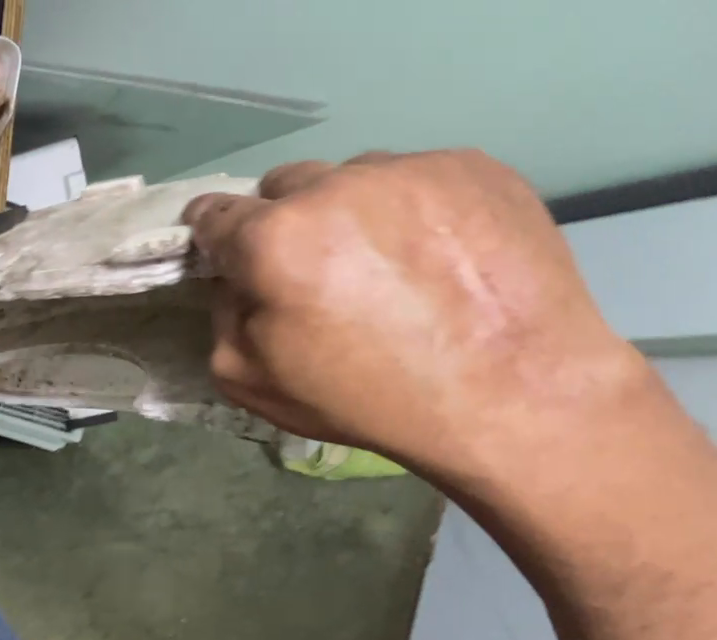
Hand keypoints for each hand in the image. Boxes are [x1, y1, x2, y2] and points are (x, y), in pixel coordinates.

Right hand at [182, 149, 645, 480]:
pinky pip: (413, 178)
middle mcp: (336, 187)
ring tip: (378, 264)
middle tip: (307, 271)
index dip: (210, 236)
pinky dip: (405, 210)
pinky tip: (428, 258)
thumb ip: (223, 318)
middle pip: (283, 185)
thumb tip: (238, 282)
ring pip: (350, 177)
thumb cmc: (361, 396)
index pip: (214, 213)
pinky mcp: (474, 167)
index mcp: (272, 239)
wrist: (507, 391)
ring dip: (344, 211)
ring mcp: (410, 170)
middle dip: (280, 222)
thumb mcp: (248, 379)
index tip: (222, 254)